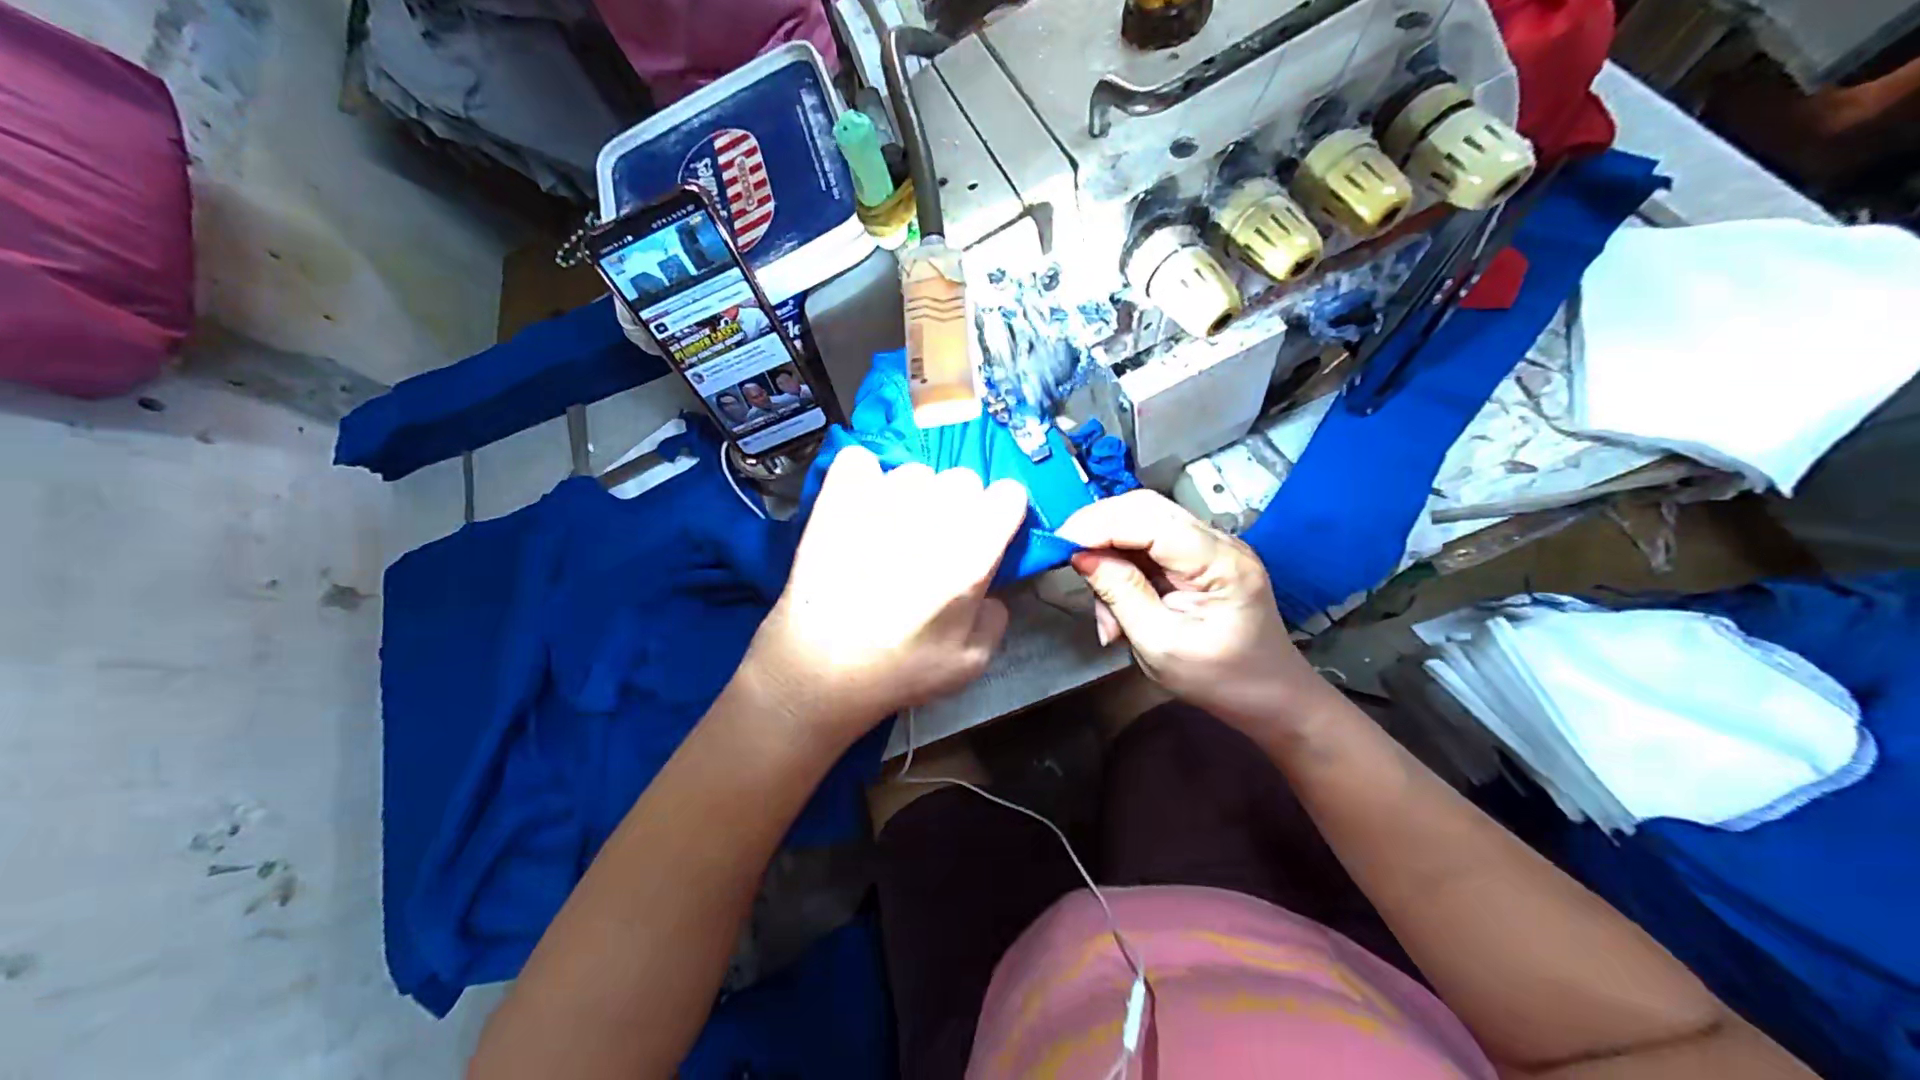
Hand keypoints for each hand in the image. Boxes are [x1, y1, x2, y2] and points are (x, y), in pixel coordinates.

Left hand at [740, 446, 1028, 750]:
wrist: (819, 666)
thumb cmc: (899, 669)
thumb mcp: (970, 662)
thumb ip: (994, 618)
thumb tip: (988, 592)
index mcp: (977, 545)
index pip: (1010, 493)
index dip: (1000, 516)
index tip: (988, 537)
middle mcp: (937, 508)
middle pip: (964, 480)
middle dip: (958, 507)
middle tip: (936, 543)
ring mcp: (886, 493)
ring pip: (915, 473)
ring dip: (912, 497)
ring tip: (890, 533)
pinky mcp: (840, 492)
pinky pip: (862, 461)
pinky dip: (862, 479)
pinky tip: (857, 510)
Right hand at [1055, 490, 1331, 731]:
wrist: (1269, 698)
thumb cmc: (1220, 680)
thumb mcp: (1161, 644)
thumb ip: (1121, 594)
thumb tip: (1080, 555)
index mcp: (1220, 562)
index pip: (1151, 520)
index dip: (1100, 524)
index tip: (1061, 544)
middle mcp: (1218, 542)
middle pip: (1146, 509)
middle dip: (1099, 531)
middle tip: (1068, 562)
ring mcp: (1210, 547)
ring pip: (1142, 524)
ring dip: (1110, 556)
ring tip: (1106, 612)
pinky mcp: (1199, 559)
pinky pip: (1150, 546)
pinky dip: (1124, 568)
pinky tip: (1119, 607)